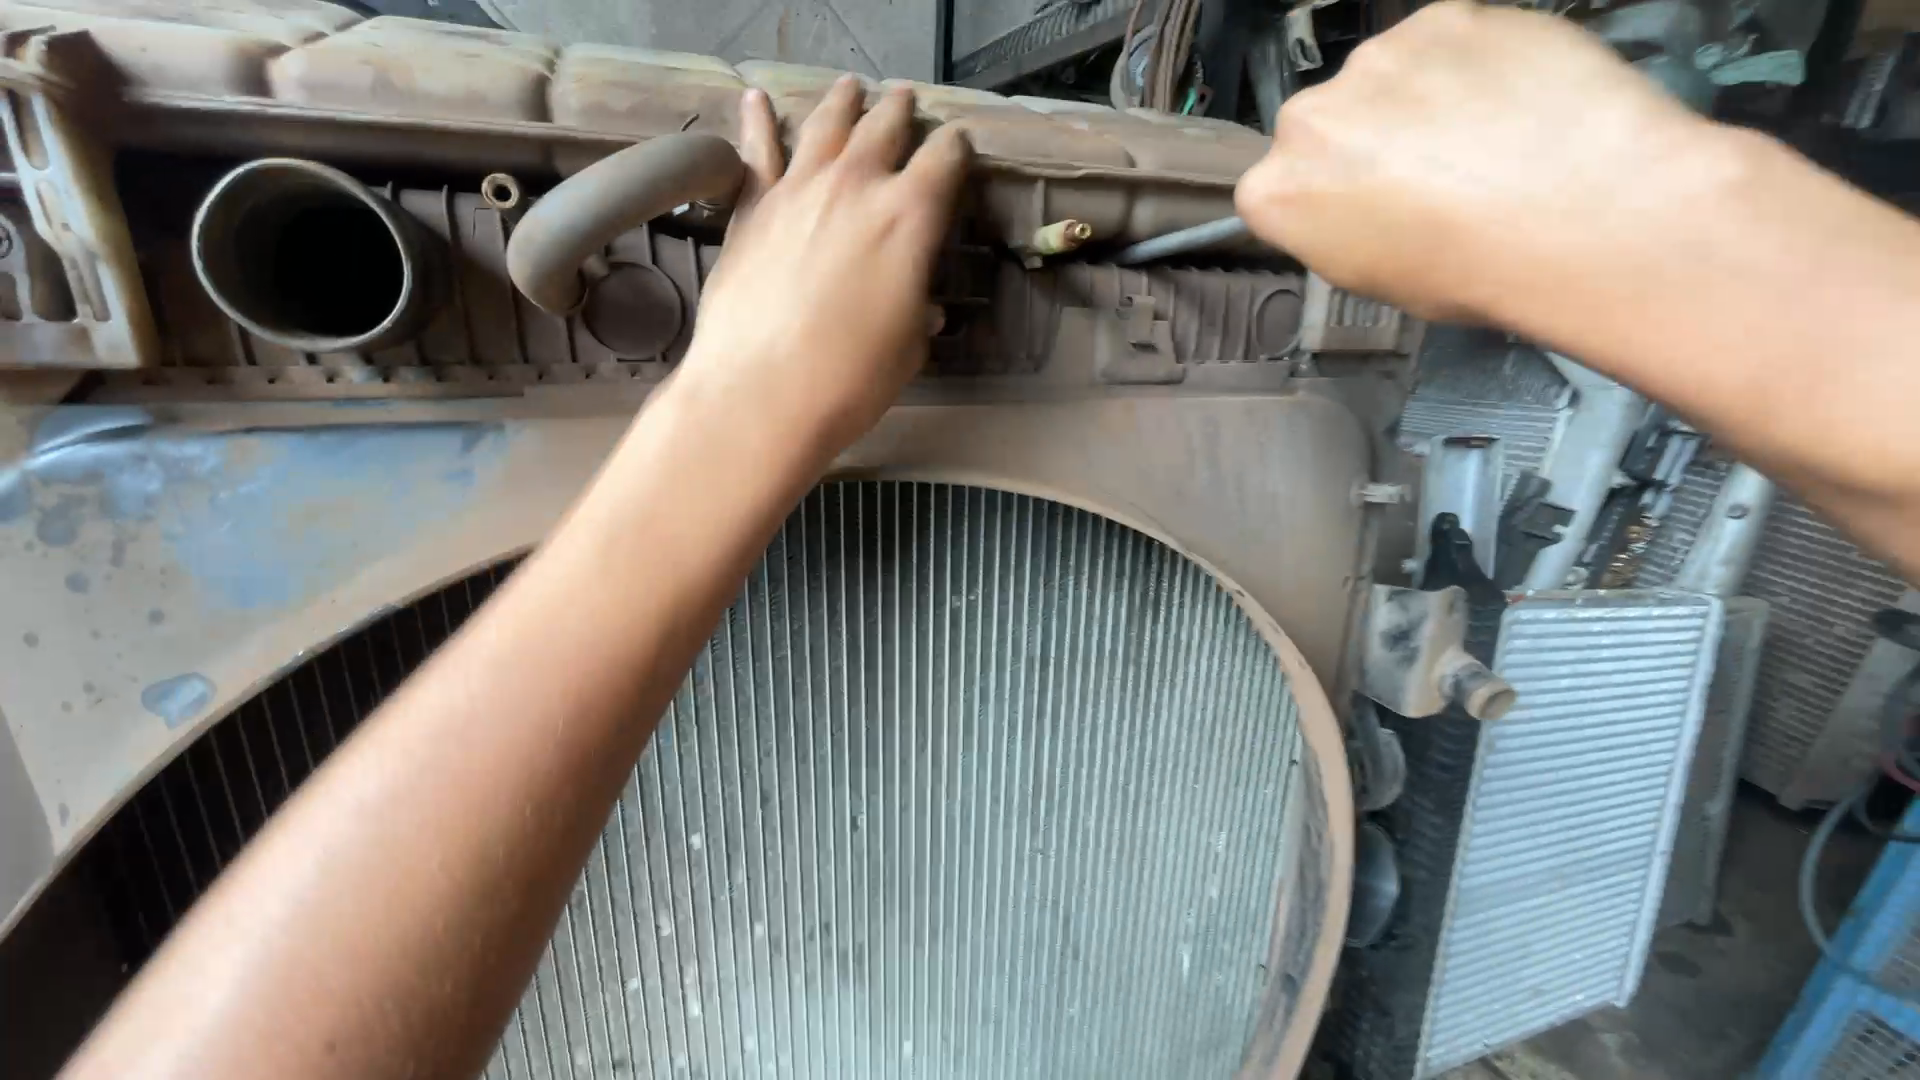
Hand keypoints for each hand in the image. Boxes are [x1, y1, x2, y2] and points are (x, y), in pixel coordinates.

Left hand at [673, 76, 970, 456]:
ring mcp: (798, 189)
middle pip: (884, 126)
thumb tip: (923, 309)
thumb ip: (917, 313)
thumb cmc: (852, 378)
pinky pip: (758, 152)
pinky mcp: (752, 207)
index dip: (955, 149)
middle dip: (900, 111)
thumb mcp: (907, 349)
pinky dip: (758, 122)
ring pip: (826, 124)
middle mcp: (856, 185)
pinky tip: (757, 100)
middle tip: (905, 102)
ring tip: (852, 88)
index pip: (944, 159)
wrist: (762, 392)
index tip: (957, 148)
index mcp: (910, 216)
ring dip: (844, 102)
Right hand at [1234, 1, 1721, 319]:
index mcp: (1272, 191)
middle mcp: (1304, 118)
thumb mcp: (1367, 277)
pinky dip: (1463, 65)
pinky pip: (1440, 42)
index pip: (1275, 188)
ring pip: (1380, 79)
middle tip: (1418, 175)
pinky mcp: (1444, 15)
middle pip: (1321, 127)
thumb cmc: (1459, 270)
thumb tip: (1353, 197)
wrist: (1575, 211)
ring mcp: (1373, 59)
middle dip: (1358, 144)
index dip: (1321, 199)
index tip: (1358, 212)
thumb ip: (1334, 224)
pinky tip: (1505, 99)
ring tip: (1473, 135)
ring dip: (1409, 100)